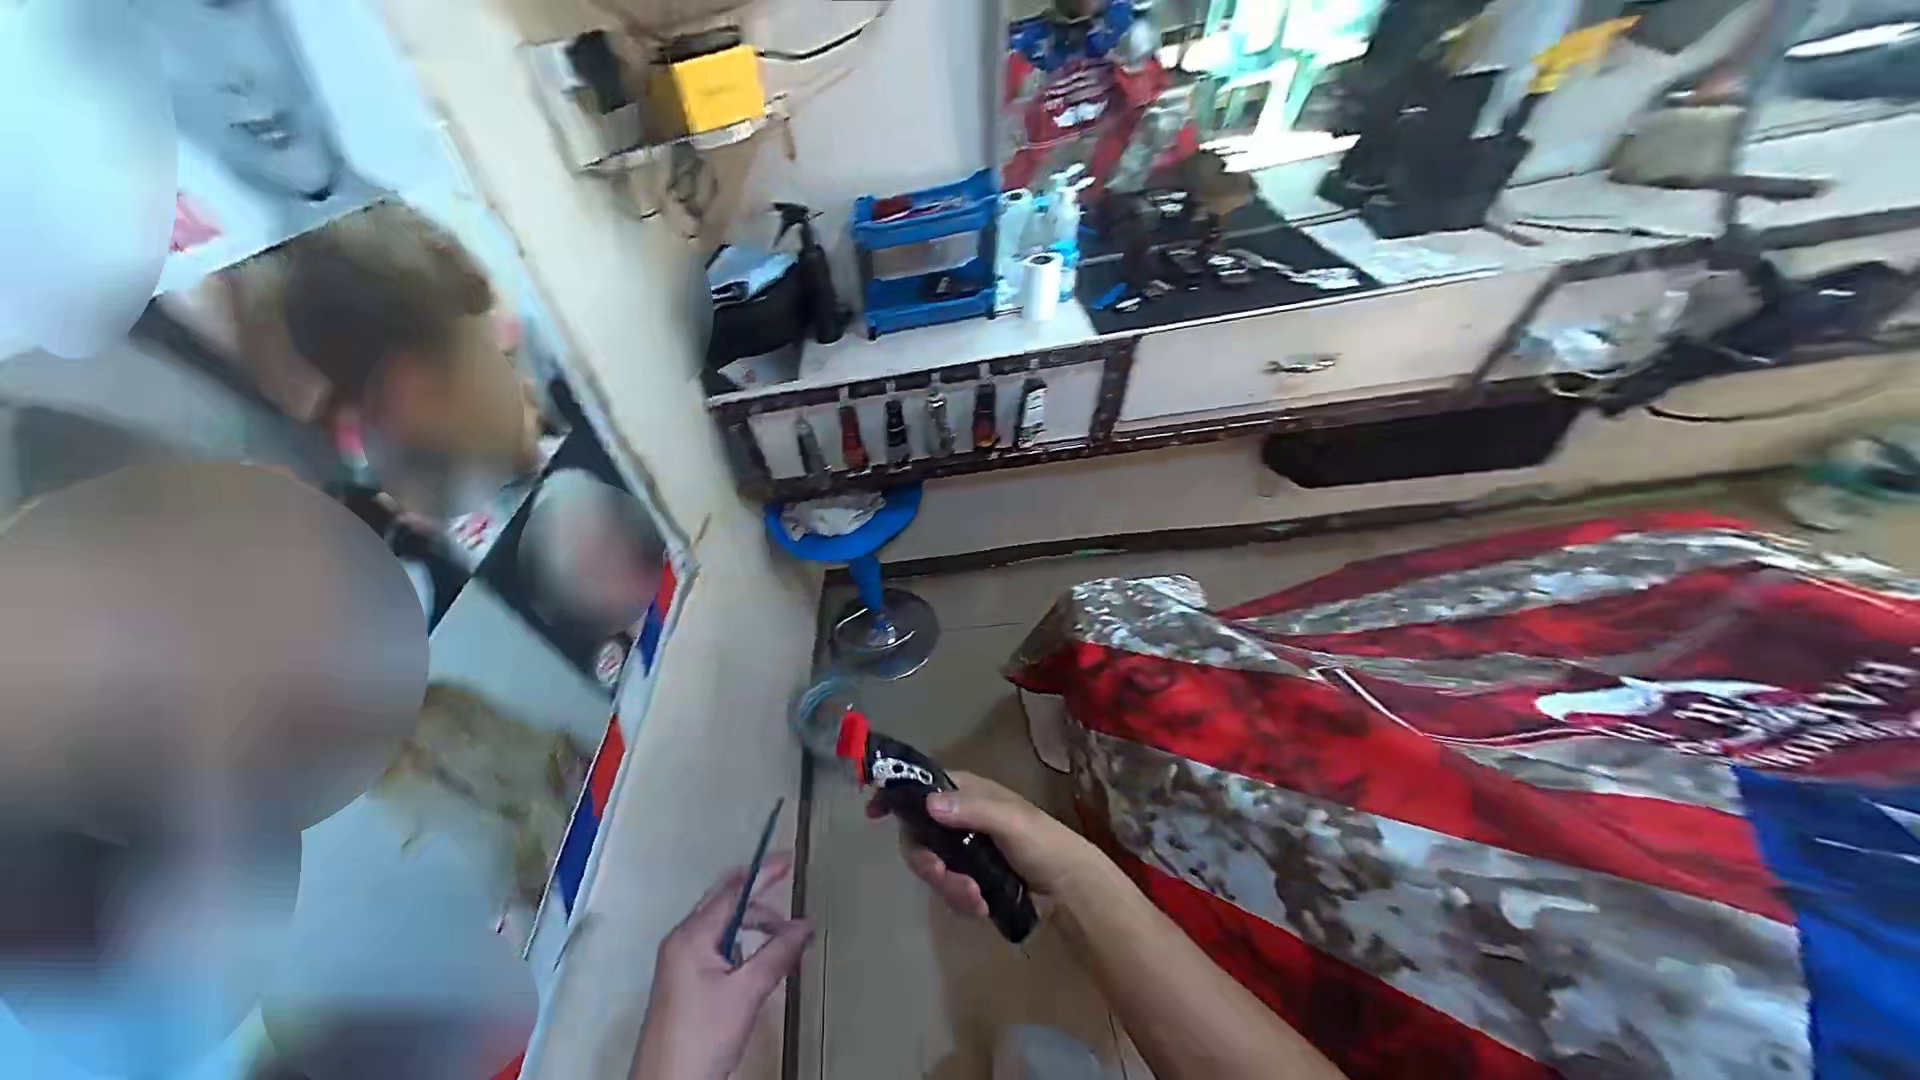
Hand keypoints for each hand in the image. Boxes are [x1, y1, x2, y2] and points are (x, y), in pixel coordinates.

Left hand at [630, 855, 812, 1079]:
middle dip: (761, 905)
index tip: (789, 861)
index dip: (763, 875)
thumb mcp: (747, 993)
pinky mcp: (684, 985)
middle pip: (727, 906)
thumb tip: (805, 924)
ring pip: (724, 929)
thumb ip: (778, 952)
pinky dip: (744, 948)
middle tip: (792, 918)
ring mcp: (680, 964)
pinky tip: (762, 966)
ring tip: (784, 946)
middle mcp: (682, 942)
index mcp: (691, 937)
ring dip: (755, 929)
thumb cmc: (703, 1039)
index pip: (733, 892)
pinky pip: (719, 949)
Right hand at [872, 771, 1101, 920]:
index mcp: (966, 792)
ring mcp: (963, 848)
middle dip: (928, 861)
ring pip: (931, 865)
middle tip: (943, 877)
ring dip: (947, 886)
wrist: (1069, 889)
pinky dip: (959, 899)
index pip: (922, 785)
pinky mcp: (969, 876)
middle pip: (918, 834)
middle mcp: (959, 816)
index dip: (895, 796)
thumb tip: (929, 805)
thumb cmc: (1043, 842)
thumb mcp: (1012, 821)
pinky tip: (981, 906)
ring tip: (975, 899)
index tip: (873, 811)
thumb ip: (973, 811)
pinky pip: (946, 887)